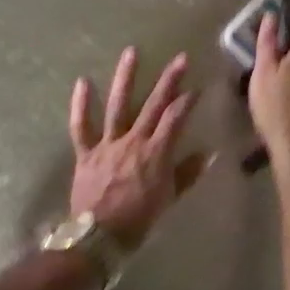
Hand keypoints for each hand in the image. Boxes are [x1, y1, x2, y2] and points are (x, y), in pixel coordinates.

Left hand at [68, 48, 209, 249]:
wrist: (99, 237)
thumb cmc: (139, 219)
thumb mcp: (169, 198)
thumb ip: (187, 173)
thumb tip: (208, 154)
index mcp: (156, 152)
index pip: (176, 119)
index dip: (187, 102)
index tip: (197, 87)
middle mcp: (133, 141)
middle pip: (153, 105)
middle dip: (169, 81)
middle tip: (180, 59)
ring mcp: (107, 144)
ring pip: (118, 105)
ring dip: (125, 78)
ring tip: (131, 52)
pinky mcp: (85, 152)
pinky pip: (81, 126)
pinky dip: (80, 104)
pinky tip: (83, 81)